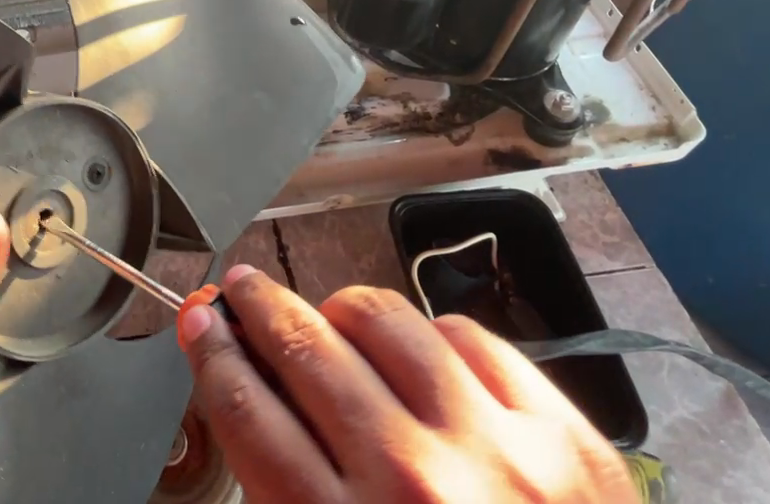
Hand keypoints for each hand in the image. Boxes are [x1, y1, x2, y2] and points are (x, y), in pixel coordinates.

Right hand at [177, 267, 636, 503]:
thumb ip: (282, 487)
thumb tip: (244, 384)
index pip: (249, 409)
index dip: (212, 353)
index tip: (201, 323)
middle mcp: (416, 484)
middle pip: (304, 346)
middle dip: (257, 303)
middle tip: (242, 285)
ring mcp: (499, 451)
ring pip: (384, 319)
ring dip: (339, 310)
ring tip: (328, 316)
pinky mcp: (568, 438)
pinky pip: (469, 337)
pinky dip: (431, 337)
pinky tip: (418, 356)